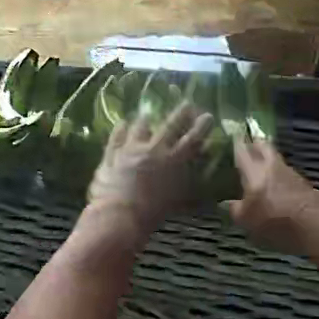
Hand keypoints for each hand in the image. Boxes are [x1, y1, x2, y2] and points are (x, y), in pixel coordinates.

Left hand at [87, 104, 214, 234]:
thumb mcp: (178, 203)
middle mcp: (153, 150)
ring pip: (139, 127)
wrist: (118, 216)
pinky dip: (120, 129)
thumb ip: (189, 191)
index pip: (191, 140)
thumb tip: (206, 192)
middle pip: (169, 126)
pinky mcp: (111, 154)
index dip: (201, 127)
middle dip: (180, 114)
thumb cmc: (152, 214)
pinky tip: (121, 123)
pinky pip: (116, 137)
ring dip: (145, 120)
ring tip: (147, 113)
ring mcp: (130, 149)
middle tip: (186, 102)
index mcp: (173, 162)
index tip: (207, 115)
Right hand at [226, 135, 318, 252]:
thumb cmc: (275, 220)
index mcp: (254, 170)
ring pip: (275, 158)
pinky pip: (285, 172)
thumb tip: (227, 203)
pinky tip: (274, 183)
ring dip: (267, 158)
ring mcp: (290, 172)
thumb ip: (235, 209)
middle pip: (263, 146)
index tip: (232, 134)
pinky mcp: (302, 183)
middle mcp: (271, 165)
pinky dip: (277, 174)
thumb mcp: (246, 220)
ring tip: (259, 164)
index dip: (236, 142)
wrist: (315, 225)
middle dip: (255, 142)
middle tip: (248, 142)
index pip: (242, 150)